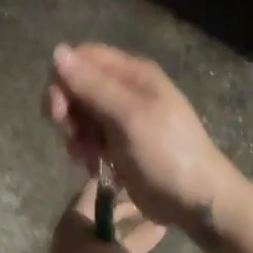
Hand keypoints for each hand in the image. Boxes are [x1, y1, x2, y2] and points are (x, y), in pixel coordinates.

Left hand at [32, 180, 165, 252]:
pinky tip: (131, 248)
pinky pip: (97, 242)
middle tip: (153, 201)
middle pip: (100, 205)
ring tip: (148, 223)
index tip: (142, 175)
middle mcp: (72, 223)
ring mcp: (71, 243)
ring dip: (121, 224)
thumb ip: (142, 237)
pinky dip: (114, 240)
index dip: (119, 178)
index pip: (98, 184)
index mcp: (77, 212)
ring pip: (100, 225)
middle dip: (125, 204)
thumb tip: (164, 222)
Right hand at [43, 44, 242, 235]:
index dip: (65, 78)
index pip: (83, 58)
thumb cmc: (166, 153)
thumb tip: (57, 52)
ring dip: (75, 133)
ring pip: (79, 114)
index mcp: (133, 74)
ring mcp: (121, 119)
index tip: (59, 108)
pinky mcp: (117, 145)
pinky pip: (88, 137)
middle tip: (70, 133)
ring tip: (87, 154)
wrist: (195, 201)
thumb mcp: (128, 116)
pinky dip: (84, 149)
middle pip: (77, 86)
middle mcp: (125, 90)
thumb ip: (92, 86)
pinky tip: (92, 164)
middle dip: (67, 109)